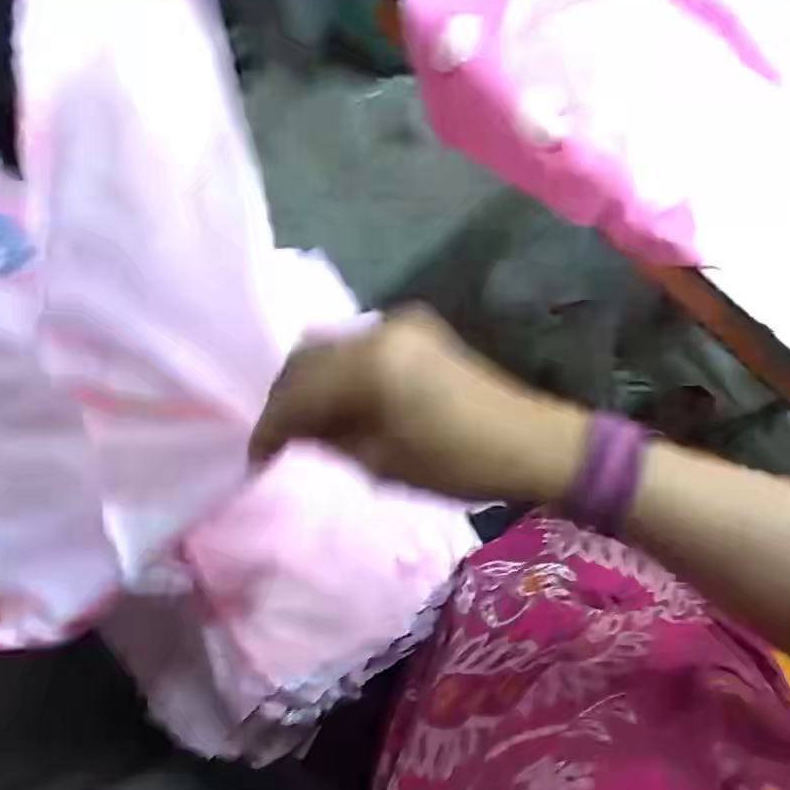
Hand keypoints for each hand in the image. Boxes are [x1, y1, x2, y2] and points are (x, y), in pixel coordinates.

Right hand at [251, 305, 588, 501]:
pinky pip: (361, 348)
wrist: (533, 442)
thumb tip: (295, 432)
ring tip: (307, 427)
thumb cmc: (461, 464)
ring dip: (312, 384)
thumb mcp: (387, 463)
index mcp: (371, 363)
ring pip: (333, 349)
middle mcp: (380, 329)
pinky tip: (342, 405)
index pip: (298, 389)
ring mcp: (403, 324)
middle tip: (278, 441)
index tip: (256, 458)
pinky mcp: (421, 331)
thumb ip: (331, 439)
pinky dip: (342, 375)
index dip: (270, 425)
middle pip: (308, 357)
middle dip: (287, 399)